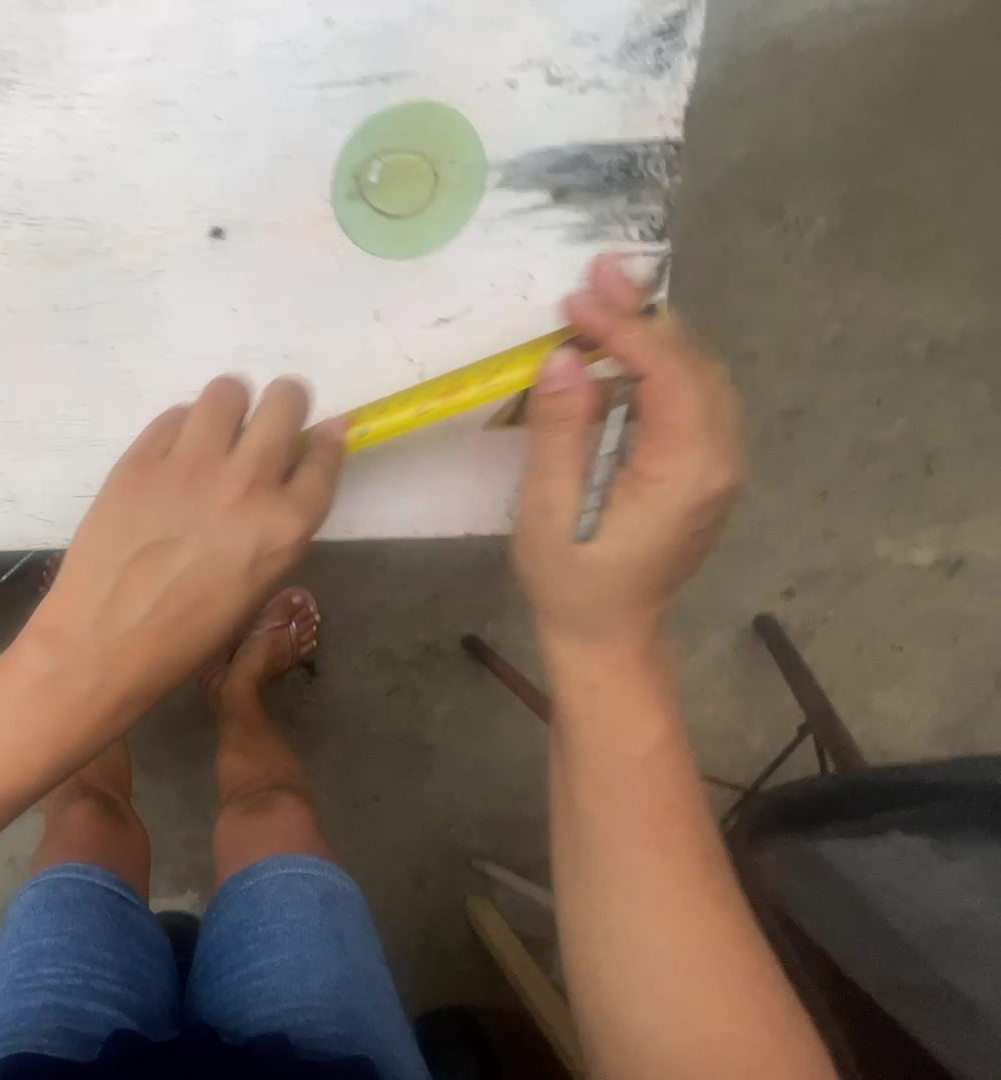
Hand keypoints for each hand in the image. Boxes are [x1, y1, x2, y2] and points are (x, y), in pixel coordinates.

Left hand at [27, 377, 345, 708]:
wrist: (103, 643)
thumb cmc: (186, 634)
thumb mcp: (255, 586)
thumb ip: (276, 527)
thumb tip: (282, 481)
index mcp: (286, 525)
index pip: (325, 451)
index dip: (323, 440)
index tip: (314, 436)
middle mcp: (246, 483)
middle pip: (285, 399)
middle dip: (281, 406)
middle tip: (260, 428)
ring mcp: (189, 466)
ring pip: (226, 390)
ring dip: (228, 408)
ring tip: (212, 437)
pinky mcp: (139, 460)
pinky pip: (173, 415)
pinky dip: (179, 429)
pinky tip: (170, 461)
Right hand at [514, 256, 742, 653]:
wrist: (606, 632)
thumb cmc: (569, 578)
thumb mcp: (547, 509)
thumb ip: (559, 433)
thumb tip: (565, 360)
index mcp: (686, 469)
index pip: (667, 375)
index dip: (625, 328)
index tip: (579, 296)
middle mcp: (719, 458)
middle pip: (694, 366)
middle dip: (646, 316)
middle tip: (597, 275)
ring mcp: (716, 464)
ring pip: (697, 378)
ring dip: (652, 336)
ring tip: (605, 302)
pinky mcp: (700, 469)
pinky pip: (688, 401)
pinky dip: (655, 367)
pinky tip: (619, 355)